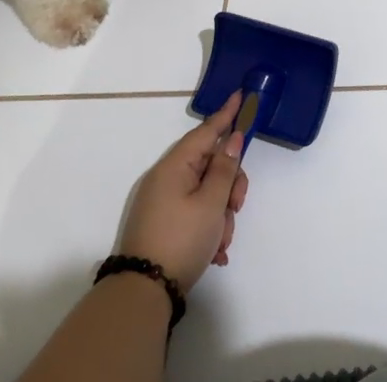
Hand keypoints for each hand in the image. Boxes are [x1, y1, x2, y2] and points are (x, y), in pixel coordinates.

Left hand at [115, 92, 249, 293]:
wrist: (145, 291)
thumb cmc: (181, 239)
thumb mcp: (211, 203)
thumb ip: (225, 169)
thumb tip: (232, 140)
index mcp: (174, 167)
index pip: (206, 131)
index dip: (226, 115)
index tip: (242, 95)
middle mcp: (167, 179)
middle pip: (211, 166)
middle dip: (230, 186)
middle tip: (237, 207)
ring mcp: (164, 202)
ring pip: (208, 193)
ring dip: (222, 214)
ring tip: (221, 242)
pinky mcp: (164, 223)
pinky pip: (196, 212)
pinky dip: (210, 227)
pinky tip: (215, 251)